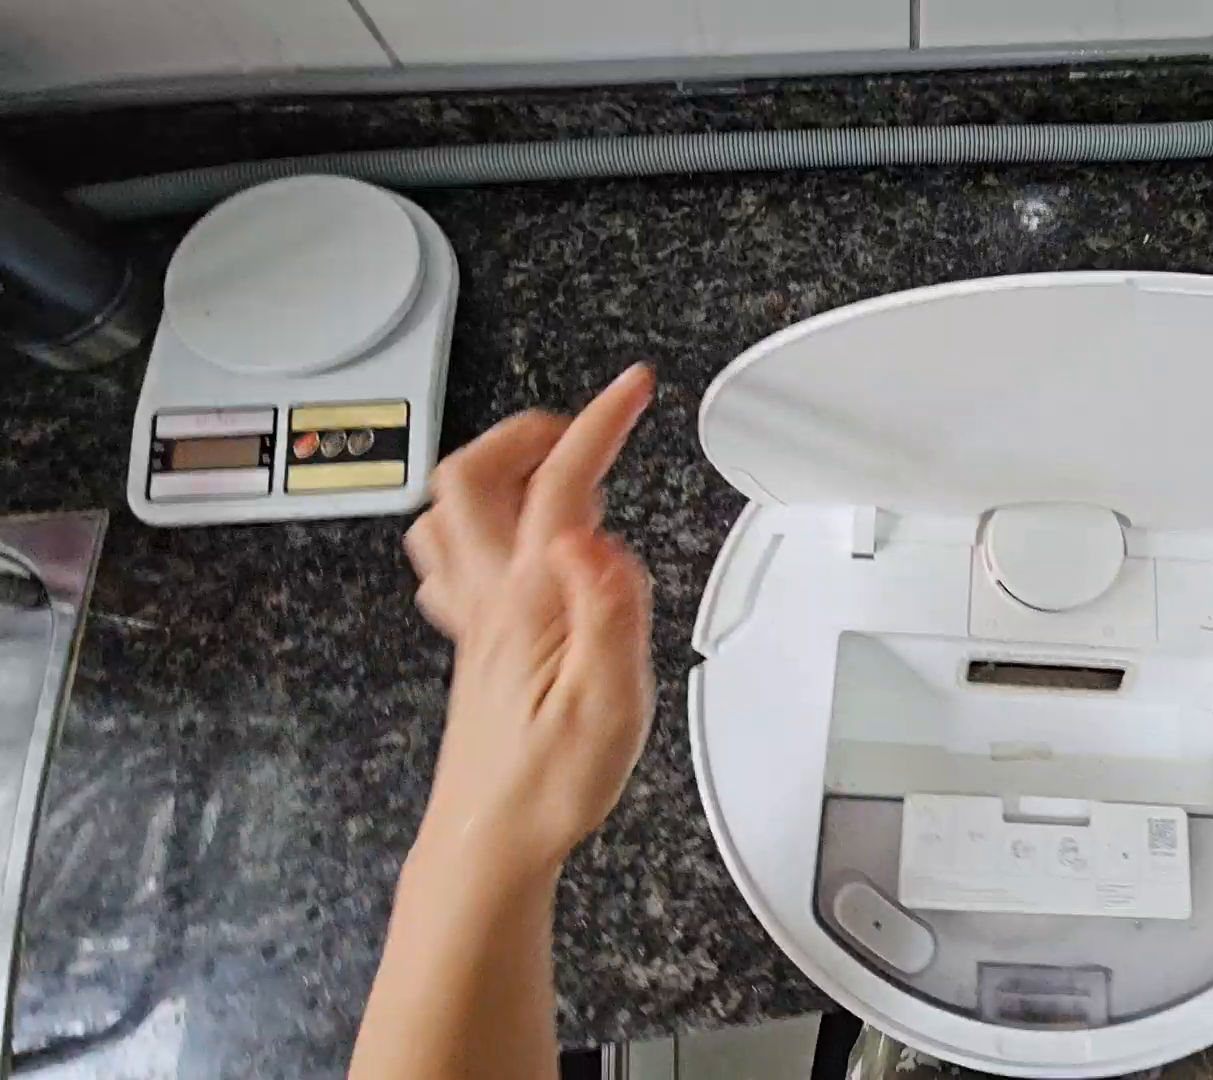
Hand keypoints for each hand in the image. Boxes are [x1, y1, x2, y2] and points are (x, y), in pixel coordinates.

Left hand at [407, 366, 657, 878]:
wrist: (491, 843)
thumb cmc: (553, 781)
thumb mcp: (608, 703)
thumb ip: (608, 613)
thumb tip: (597, 537)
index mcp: (531, 603)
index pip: (561, 488)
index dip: (600, 426)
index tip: (633, 389)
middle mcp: (491, 597)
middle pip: (474, 478)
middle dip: (533, 431)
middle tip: (586, 425)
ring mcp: (475, 617)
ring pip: (448, 510)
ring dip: (499, 466)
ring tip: (553, 463)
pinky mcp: (476, 639)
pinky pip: (449, 557)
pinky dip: (478, 519)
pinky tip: (514, 533)